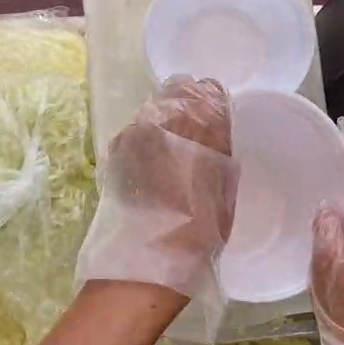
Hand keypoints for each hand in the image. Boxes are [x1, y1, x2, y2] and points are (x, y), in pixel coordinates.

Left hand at [75, 77, 238, 300]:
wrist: (151, 253)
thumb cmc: (201, 227)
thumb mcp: (226, 187)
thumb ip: (219, 152)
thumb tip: (213, 140)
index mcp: (206, 124)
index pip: (210, 90)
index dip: (212, 101)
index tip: (213, 115)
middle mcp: (170, 117)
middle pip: (178, 91)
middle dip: (185, 104)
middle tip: (190, 129)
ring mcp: (138, 130)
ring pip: (154, 110)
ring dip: (162, 121)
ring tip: (168, 149)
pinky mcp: (117, 148)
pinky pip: (134, 133)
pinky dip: (142, 141)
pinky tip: (147, 165)